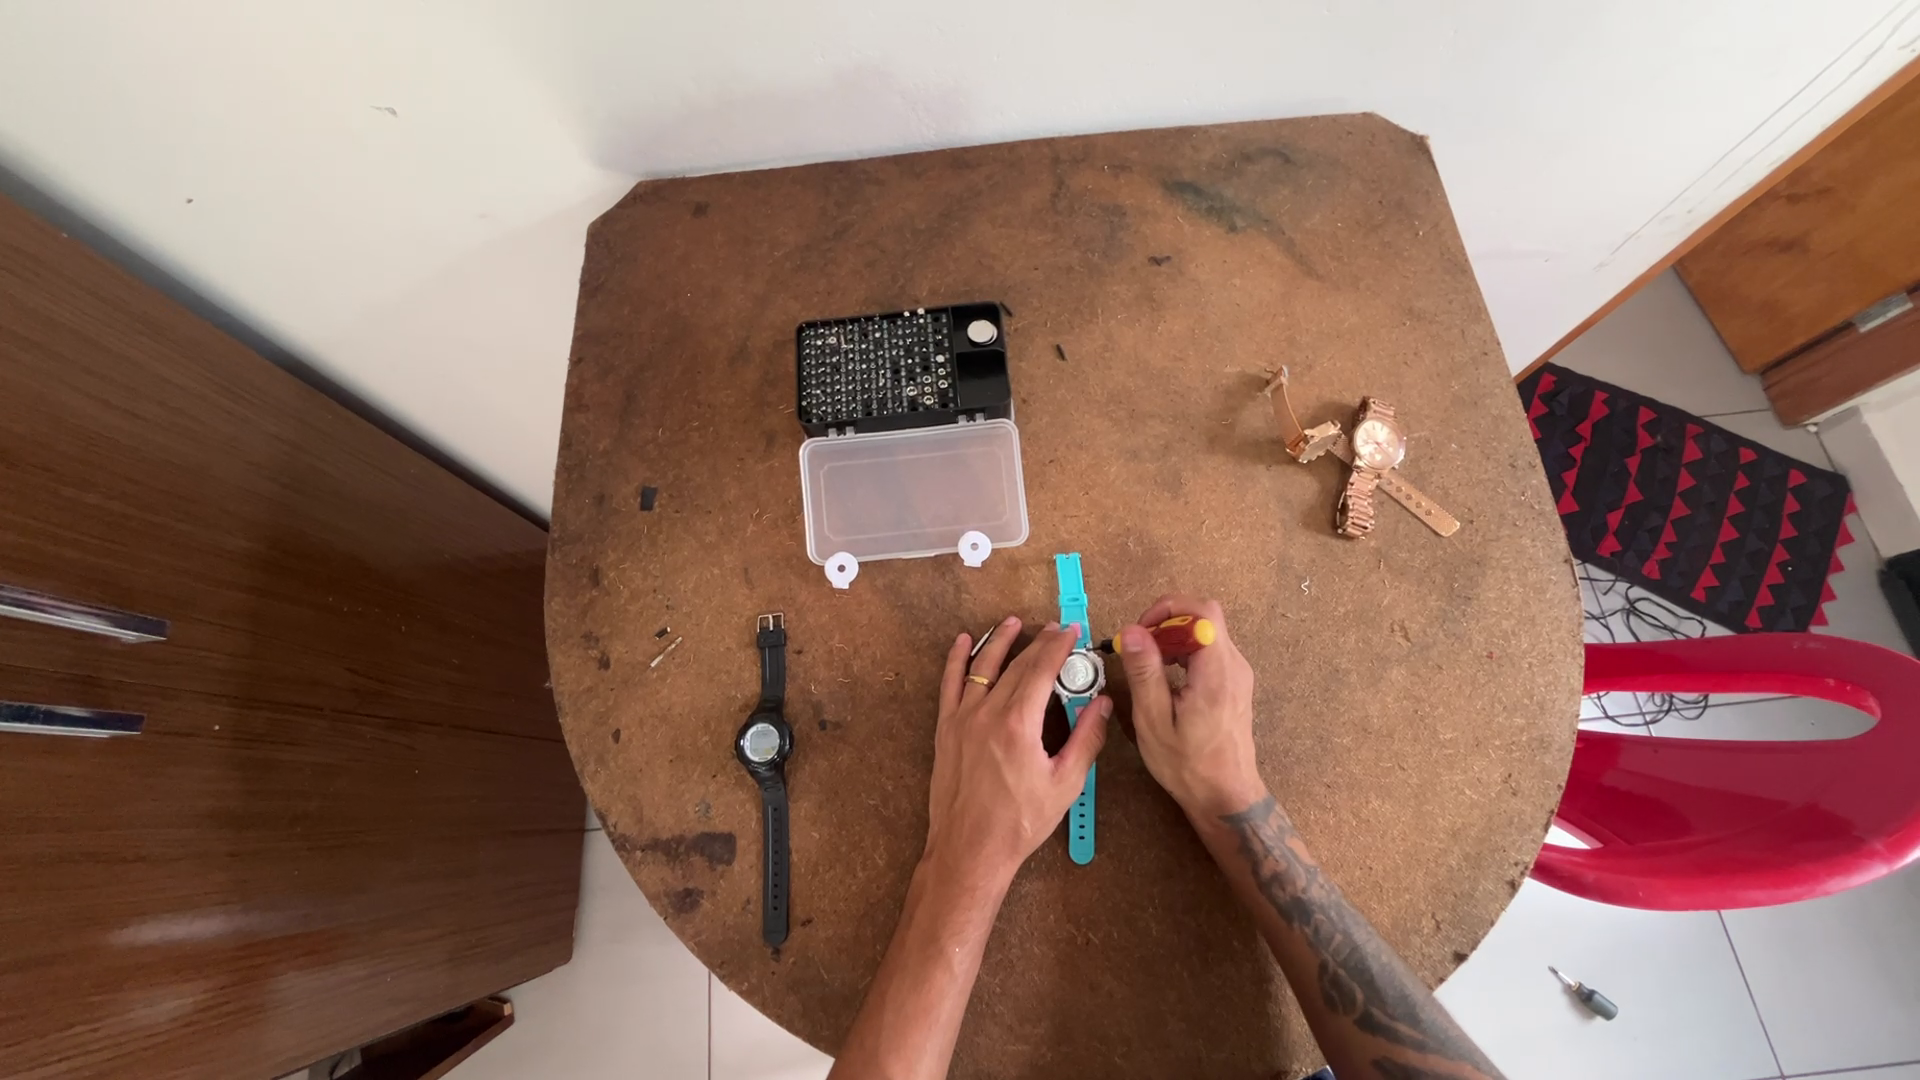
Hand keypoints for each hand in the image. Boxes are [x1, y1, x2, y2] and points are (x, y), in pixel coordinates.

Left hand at [924, 617, 1110, 886]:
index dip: (1058, 646)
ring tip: (1013, 622)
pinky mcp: (945, 729)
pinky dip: (956, 660)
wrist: (969, 850)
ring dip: (999, 641)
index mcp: (1018, 723)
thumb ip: (1087, 739)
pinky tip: (962, 641)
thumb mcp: (1065, 784)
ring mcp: (962, 718)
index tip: (1071, 632)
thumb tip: (1102, 705)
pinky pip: (950, 684)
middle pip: (1016, 665)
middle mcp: (987, 712)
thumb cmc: (1019, 822)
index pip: (1041, 669)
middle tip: (1055, 629)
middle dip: (1038, 643)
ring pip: (982, 667)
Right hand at [1115, 594, 1265, 817]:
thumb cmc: (1188, 765)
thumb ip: (1144, 672)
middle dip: (1166, 621)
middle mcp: (1234, 665)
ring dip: (1173, 636)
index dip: (1167, 610)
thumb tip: (1132, 630)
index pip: (1202, 612)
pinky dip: (1184, 649)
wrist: (1225, 796)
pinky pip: (1209, 648)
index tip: (1141, 631)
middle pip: (1204, 616)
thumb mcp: (1154, 720)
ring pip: (1206, 631)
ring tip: (1149, 663)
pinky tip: (1166, 675)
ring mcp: (1238, 673)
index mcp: (1217, 672)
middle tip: (1140, 646)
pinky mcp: (1234, 682)